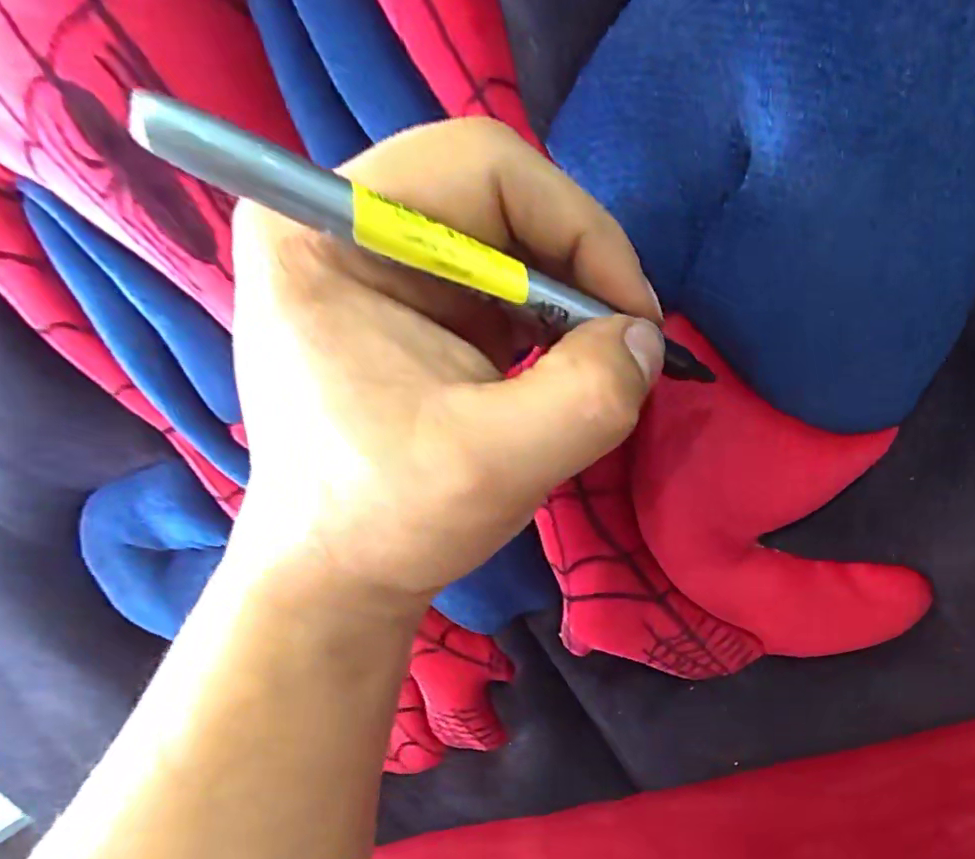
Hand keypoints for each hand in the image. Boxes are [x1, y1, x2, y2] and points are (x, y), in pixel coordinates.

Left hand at [228, 116, 664, 607]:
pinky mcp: (410, 309)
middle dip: (579, 268)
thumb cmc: (390, 520)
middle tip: (624, 344)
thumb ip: (591, 394)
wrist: (337, 577)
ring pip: (510, 243)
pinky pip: (503, 287)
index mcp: (327, 231)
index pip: (483, 167)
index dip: (579, 228)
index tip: (633, 316)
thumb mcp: (498, 463)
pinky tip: (563, 373)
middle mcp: (342, 225)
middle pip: (499, 198)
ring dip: (570, 301)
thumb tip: (646, 339)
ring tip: (595, 368)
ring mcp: (378, 267)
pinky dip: (551, 325)